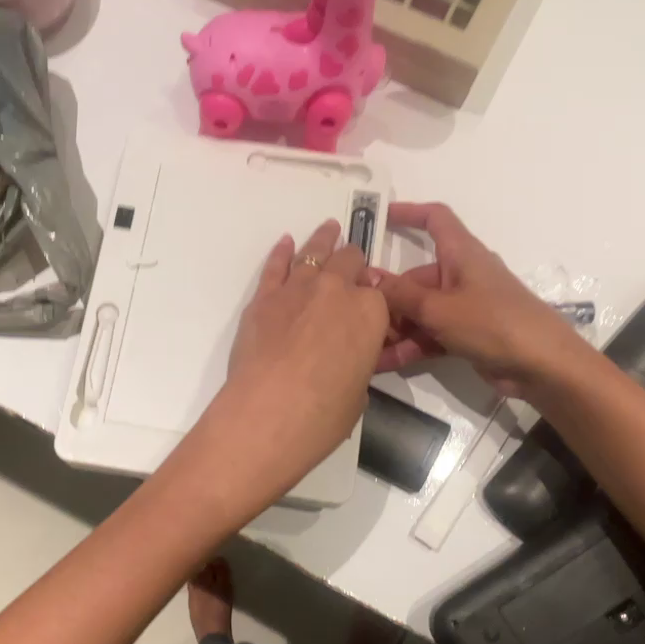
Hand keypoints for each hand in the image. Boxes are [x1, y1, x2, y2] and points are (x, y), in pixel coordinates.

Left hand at [183, 219, 387, 510]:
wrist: (268, 412)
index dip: (376, 304)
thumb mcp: (358, 392)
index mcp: (372, 312)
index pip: (380, 297)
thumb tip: (347, 364)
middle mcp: (337, 290)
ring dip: (323, 241)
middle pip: (349, 264)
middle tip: (353, 266)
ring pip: (314, 253)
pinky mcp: (264, 298)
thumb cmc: (323, 413)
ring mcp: (298, 289)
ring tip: (329, 230)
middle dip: (353, 264)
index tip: (372, 312)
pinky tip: (286, 243)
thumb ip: (357, 365)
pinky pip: (276, 266)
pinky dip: (281, 252)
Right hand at [374, 202, 572, 394]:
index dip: (409, 213)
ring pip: (419, 312)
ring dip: (394, 329)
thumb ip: (401, 295)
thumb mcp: (439, 308)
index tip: (380, 217)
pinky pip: (429, 335)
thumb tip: (367, 276)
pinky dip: (409, 347)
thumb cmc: (494, 323)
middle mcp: (461, 275)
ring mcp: (464, 307)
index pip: (435, 220)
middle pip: (415, 279)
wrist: (541, 365)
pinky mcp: (466, 335)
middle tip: (358, 317)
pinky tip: (383, 364)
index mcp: (461, 254)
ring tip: (365, 348)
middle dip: (387, 299)